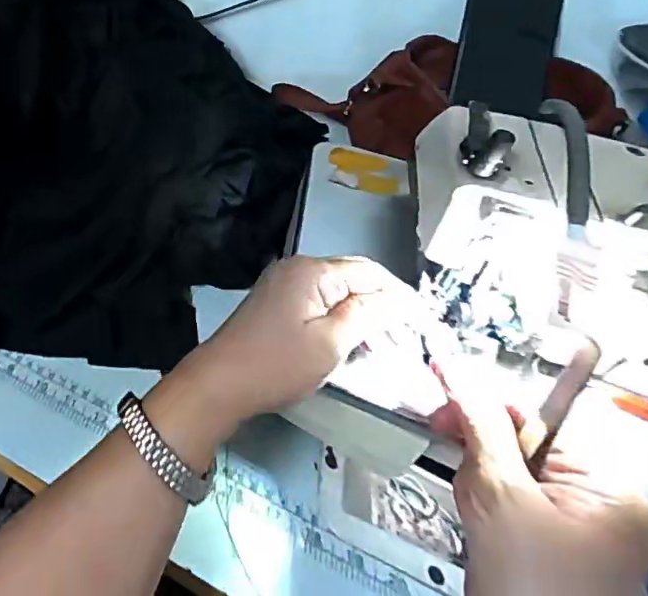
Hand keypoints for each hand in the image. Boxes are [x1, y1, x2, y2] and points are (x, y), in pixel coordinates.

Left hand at [174, 255, 416, 426]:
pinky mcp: (276, 300)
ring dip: (362, 311)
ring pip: (336, 290)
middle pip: (352, 276)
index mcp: (312, 270)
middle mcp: (297, 267)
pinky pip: (318, 299)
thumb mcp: (331, 342)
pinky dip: (339, 316)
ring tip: (385, 343)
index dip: (399, 293)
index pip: (368, 271)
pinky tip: (352, 339)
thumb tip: (397, 298)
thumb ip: (367, 314)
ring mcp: (283, 282)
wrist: (222, 379)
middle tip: (408, 336)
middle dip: (382, 302)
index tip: (425, 320)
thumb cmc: (279, 363)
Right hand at [430, 359, 647, 595]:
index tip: (443, 385)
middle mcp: (603, 503)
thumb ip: (480, 424)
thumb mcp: (499, 492)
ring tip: (477, 512)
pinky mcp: (556, 545)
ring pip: (512, 470)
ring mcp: (582, 528)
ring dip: (481, 481)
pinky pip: (513, 499)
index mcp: (609, 487)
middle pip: (524, 441)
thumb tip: (460, 373)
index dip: (487, 401)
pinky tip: (482, 524)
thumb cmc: (530, 588)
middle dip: (483, 453)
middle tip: (462, 467)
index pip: (538, 414)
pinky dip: (487, 502)